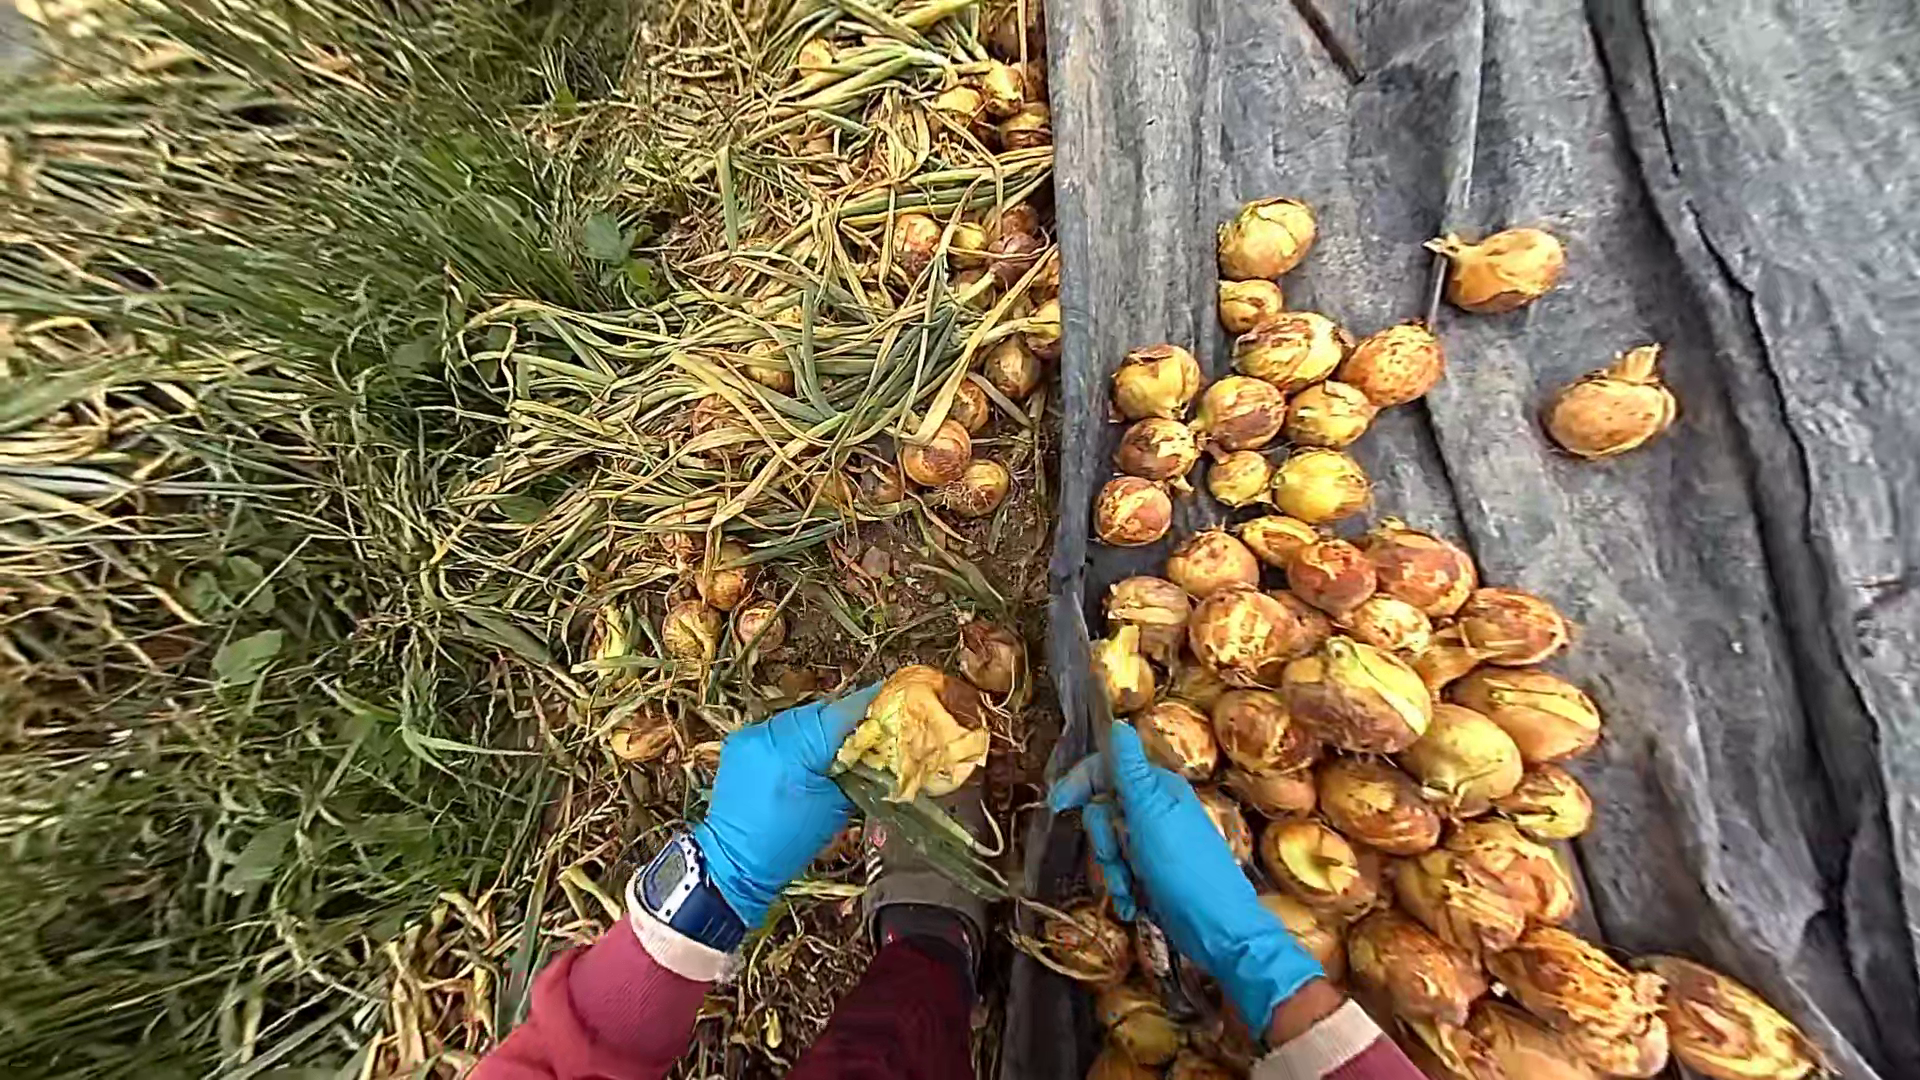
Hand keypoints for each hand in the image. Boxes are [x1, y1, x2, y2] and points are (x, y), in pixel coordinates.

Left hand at [692, 684, 879, 927]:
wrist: (731, 865)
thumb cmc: (789, 842)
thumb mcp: (836, 807)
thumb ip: (861, 769)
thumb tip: (884, 745)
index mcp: (796, 747)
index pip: (845, 711)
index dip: (873, 703)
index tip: (897, 696)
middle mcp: (771, 730)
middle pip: (825, 710)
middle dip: (851, 718)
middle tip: (875, 727)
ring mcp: (753, 733)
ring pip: (805, 716)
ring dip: (825, 726)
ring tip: (843, 743)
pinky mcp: (742, 740)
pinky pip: (783, 728)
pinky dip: (801, 735)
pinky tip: (811, 752)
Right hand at [1050, 722, 1321, 1029]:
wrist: (1221, 935)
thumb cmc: (1185, 868)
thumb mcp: (1151, 813)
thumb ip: (1130, 769)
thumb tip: (1119, 723)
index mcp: (1156, 788)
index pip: (1106, 769)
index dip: (1080, 782)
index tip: (1058, 804)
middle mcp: (1153, 810)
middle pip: (1102, 809)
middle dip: (1103, 838)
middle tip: (1117, 856)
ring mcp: (1152, 844)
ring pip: (1108, 844)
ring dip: (1113, 869)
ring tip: (1131, 888)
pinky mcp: (1151, 875)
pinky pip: (1119, 872)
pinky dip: (1123, 889)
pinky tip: (1136, 903)